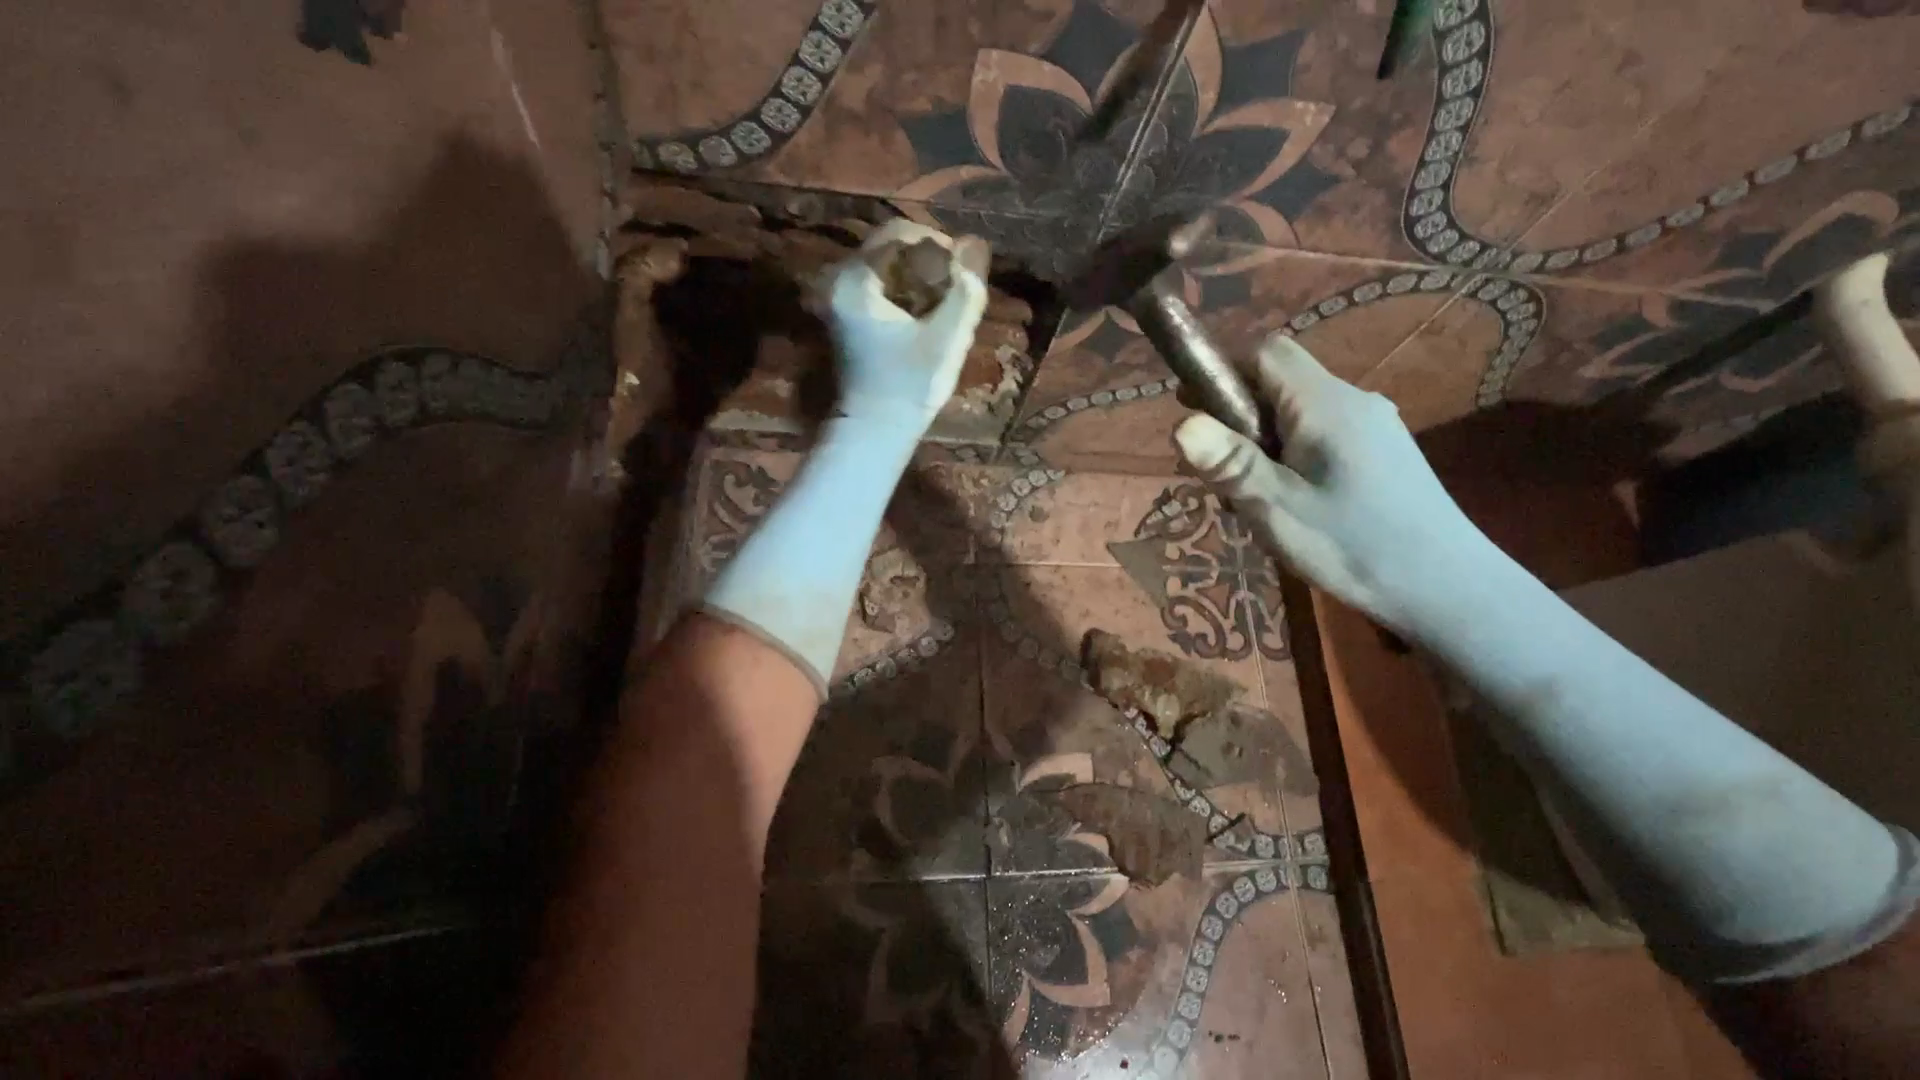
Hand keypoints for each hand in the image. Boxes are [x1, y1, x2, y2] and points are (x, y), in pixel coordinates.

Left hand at [819, 221, 988, 428]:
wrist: (875, 430)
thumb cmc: (910, 386)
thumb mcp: (948, 337)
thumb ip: (966, 288)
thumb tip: (976, 242)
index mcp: (854, 280)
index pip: (899, 233)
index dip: (937, 243)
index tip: (962, 270)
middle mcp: (837, 281)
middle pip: (889, 247)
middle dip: (927, 259)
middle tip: (955, 285)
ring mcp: (837, 298)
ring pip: (884, 265)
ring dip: (917, 275)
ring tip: (944, 300)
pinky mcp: (844, 315)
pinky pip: (877, 284)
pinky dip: (903, 289)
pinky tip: (924, 313)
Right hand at [1172, 335, 1499, 636]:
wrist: (1447, 587)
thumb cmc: (1354, 546)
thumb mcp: (1278, 508)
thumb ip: (1231, 464)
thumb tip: (1179, 424)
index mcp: (1324, 403)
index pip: (1265, 352)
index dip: (1223, 372)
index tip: (1196, 414)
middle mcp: (1352, 401)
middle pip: (1281, 382)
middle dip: (1240, 416)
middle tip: (1220, 473)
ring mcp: (1375, 426)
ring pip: (1301, 413)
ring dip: (1265, 442)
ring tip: (1254, 499)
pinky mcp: (1385, 454)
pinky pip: (1324, 435)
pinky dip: (1294, 456)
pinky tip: (1295, 506)